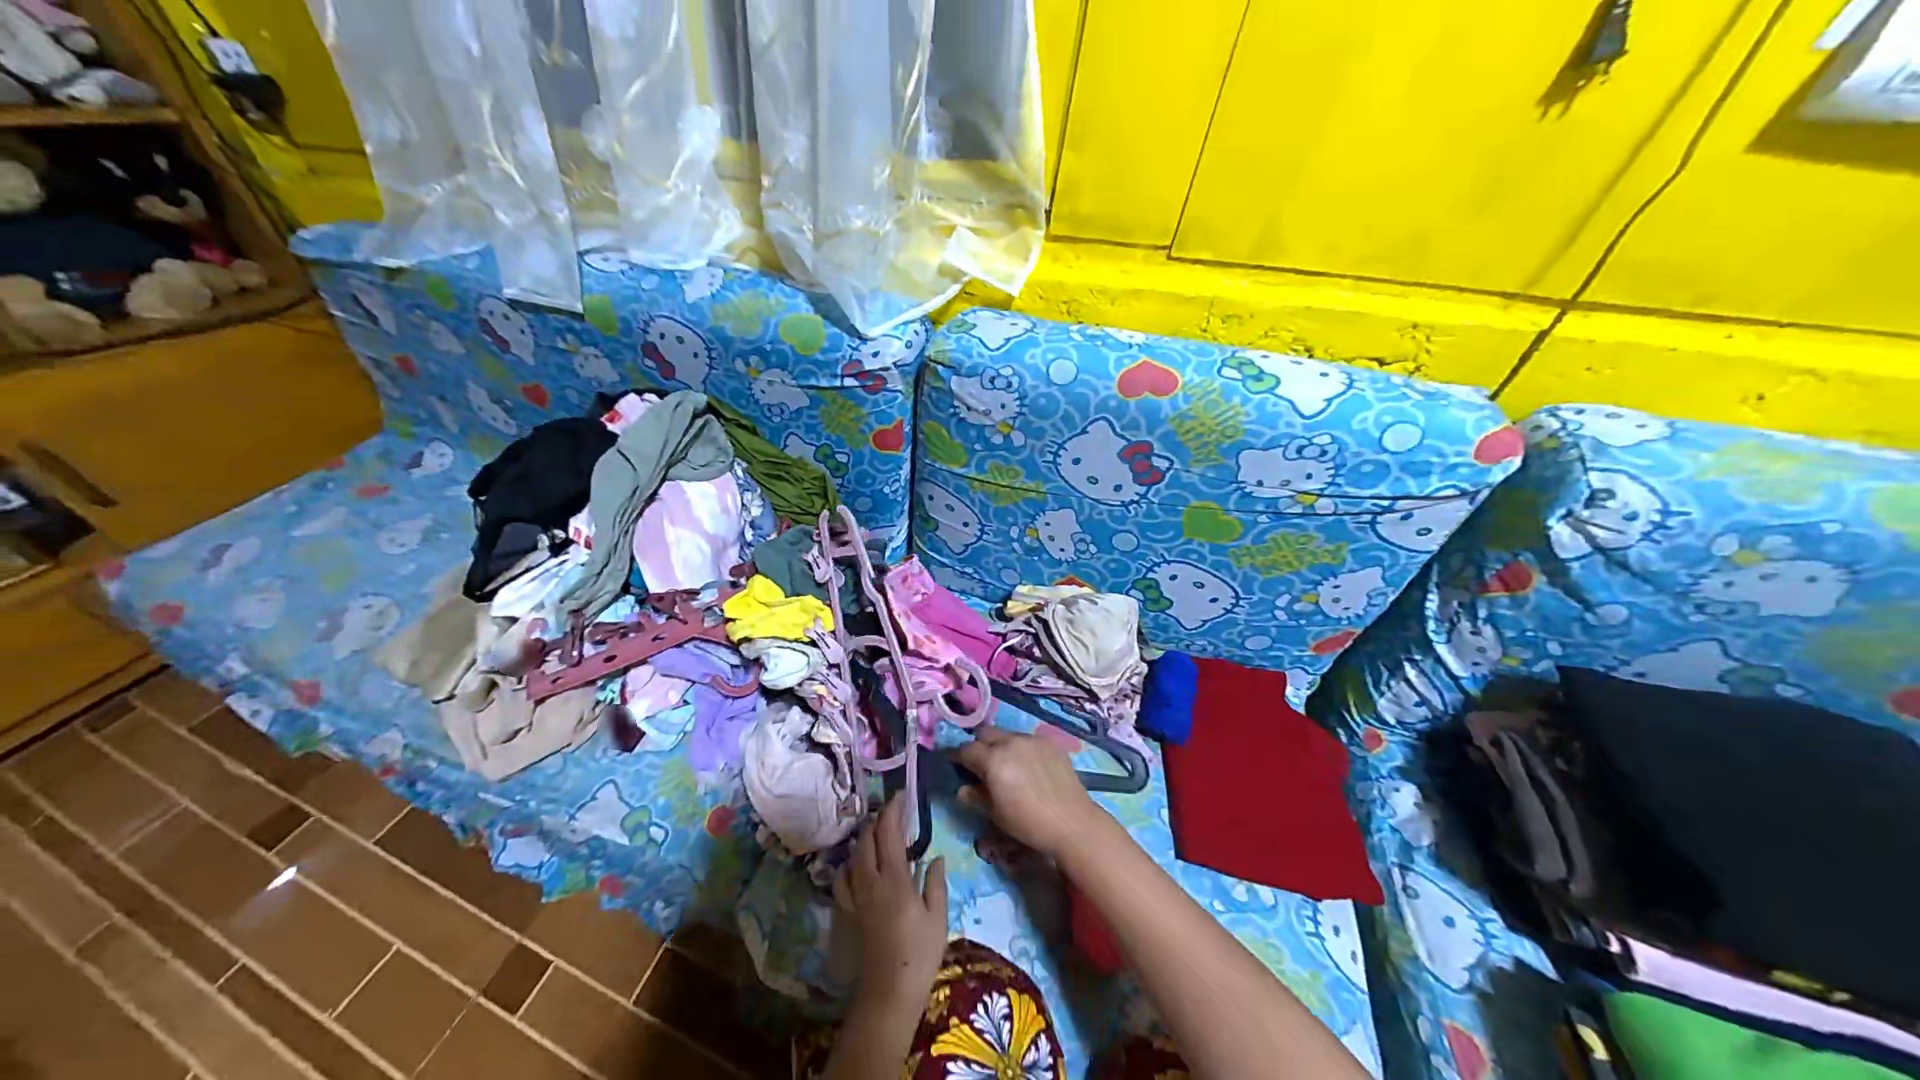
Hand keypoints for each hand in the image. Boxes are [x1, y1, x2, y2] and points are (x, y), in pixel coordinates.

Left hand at [835, 794, 947, 1003]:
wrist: (890, 989)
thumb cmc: (920, 953)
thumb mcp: (939, 915)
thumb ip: (935, 882)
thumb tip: (935, 856)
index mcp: (894, 878)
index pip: (889, 833)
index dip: (893, 810)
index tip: (901, 795)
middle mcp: (870, 881)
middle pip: (867, 839)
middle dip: (878, 819)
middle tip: (892, 810)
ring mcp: (857, 896)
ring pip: (853, 855)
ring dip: (863, 837)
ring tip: (876, 830)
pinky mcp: (850, 911)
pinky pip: (842, 879)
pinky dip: (848, 863)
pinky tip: (856, 864)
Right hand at [954, 724, 1102, 858]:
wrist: (1073, 822)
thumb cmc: (1029, 823)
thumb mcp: (996, 814)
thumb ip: (976, 796)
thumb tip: (962, 789)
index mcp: (993, 760)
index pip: (966, 750)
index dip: (957, 757)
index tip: (954, 764)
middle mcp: (1011, 742)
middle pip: (985, 733)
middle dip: (978, 745)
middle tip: (980, 764)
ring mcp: (1032, 739)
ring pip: (1007, 735)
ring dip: (1000, 745)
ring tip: (1007, 766)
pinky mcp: (1050, 742)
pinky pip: (1027, 740)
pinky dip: (1021, 749)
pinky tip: (1028, 767)